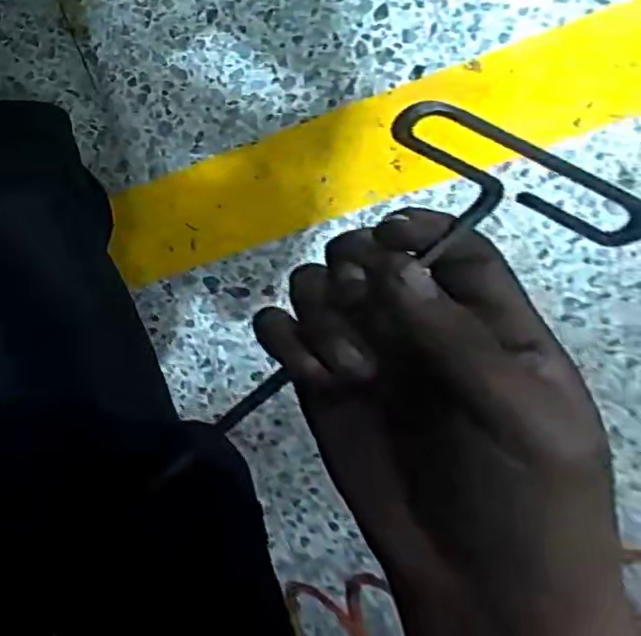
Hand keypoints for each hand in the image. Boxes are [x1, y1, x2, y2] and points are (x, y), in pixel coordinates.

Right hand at [253, 209, 630, 635]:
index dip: (421, 231)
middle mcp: (418, 328)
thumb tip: (393, 264)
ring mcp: (362, 349)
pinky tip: (311, 375)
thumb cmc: (526, 494)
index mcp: (490, 330)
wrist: (473, 571)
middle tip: (359, 306)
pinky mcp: (313, 373)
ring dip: (321, 315)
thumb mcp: (520, 418)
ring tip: (348, 369)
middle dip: (352, 271)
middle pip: (367, 259)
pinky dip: (285, 340)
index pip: (456, 252)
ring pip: (314, 288)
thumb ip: (456, 337)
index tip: (388, 237)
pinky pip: (276, 327)